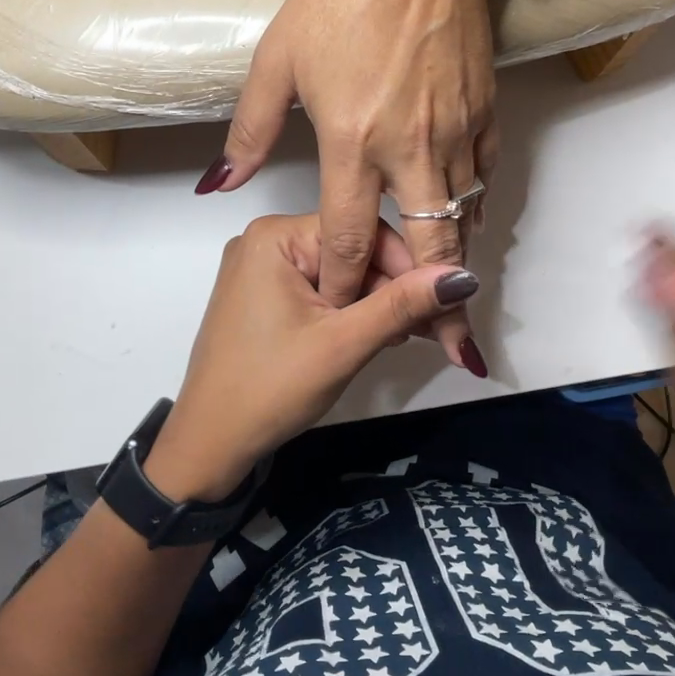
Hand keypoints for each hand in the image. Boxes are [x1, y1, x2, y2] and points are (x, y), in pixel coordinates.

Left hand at [145, 214, 480, 502]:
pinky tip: (377, 337)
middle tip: (436, 332)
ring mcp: (263, 270)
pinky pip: (321, 291)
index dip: (410, 267)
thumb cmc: (270, 390)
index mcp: (276, 235)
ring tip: (408, 338)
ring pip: (342, 274)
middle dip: (396, 291)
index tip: (447, 306)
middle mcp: (266, 240)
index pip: (364, 231)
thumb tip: (464, 274)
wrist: (210, 444)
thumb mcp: (343, 344)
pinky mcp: (265, 298)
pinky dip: (351, 313)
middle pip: (354, 252)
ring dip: (378, 305)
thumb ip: (402, 305)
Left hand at [197, 0, 500, 378]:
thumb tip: (220, 183)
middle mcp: (411, 150)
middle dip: (432, 305)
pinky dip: (473, 212)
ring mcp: (456, 133)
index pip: (345, 242)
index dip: (342, 288)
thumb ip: (252, 131)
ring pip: (463, 220)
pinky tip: (462, 227)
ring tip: (449, 299)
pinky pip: (484, 181)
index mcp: (353, 143)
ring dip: (455, 263)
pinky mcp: (486, 114)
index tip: (339, 316)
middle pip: (426, 249)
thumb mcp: (278, 59)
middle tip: (443, 344)